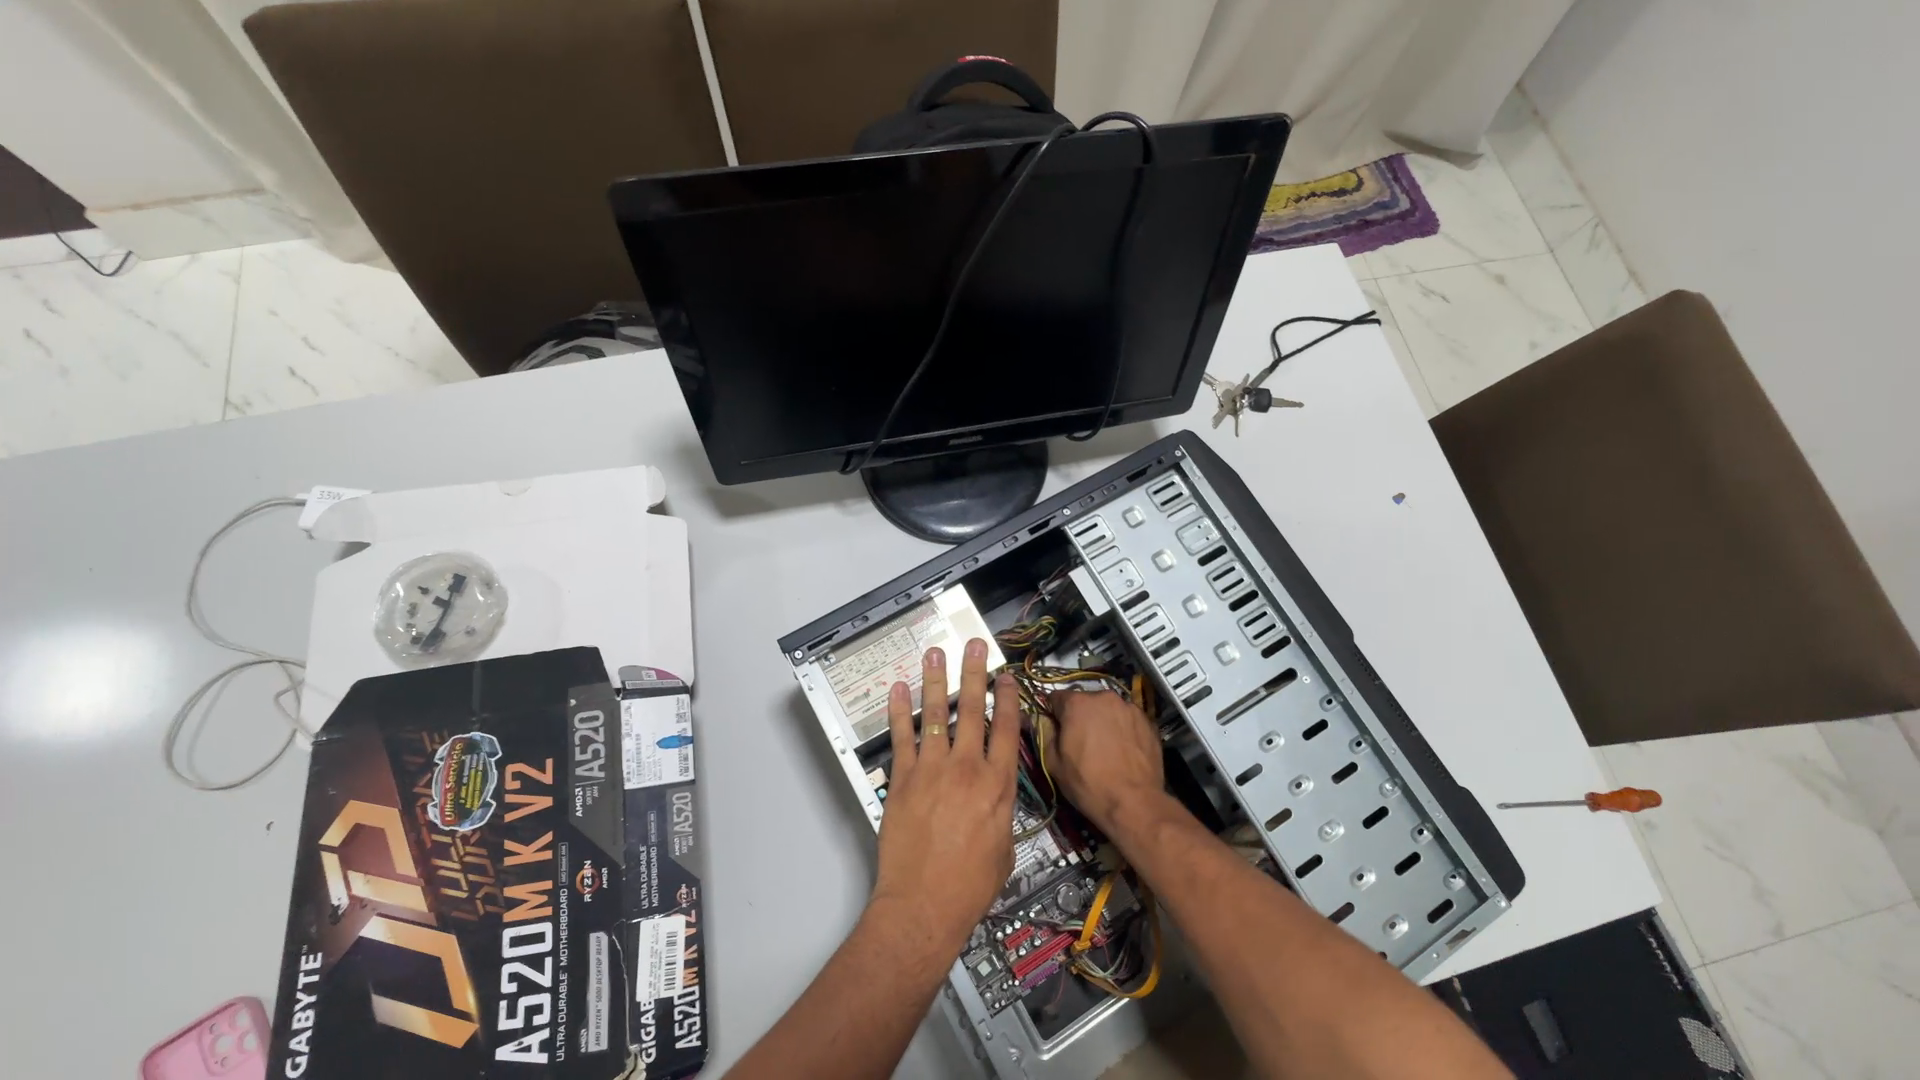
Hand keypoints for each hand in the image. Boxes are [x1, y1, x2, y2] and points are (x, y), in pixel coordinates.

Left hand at [870, 639, 1021, 951]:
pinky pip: (901, 738)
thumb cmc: (969, 887)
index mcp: (998, 787)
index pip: (1006, 730)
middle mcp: (966, 771)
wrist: (926, 905)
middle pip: (972, 711)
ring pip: (936, 716)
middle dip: (973, 673)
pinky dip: (899, 713)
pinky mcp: (902, 782)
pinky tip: (898, 691)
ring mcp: (932, 773)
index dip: (1007, 699)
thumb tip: (996, 802)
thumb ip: (1001, 815)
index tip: (1005, 677)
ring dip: (935, 681)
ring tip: (935, 654)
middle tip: (973, 646)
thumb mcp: (1005, 849)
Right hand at [1047, 690, 1165, 833]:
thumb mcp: (1053, 762)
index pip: (1056, 698)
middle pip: (1085, 702)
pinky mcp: (1148, 722)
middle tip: (1081, 743)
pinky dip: (1122, 730)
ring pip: (1108, 710)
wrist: (1134, 802)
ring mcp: (1130, 708)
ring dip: (1103, 722)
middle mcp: (1105, 697)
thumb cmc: (1088, 783)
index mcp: (1077, 703)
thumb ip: (1044, 733)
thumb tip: (1040, 720)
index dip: (1052, 715)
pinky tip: (1123, 752)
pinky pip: (1127, 720)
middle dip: (1080, 718)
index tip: (1056, 732)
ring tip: (1105, 749)